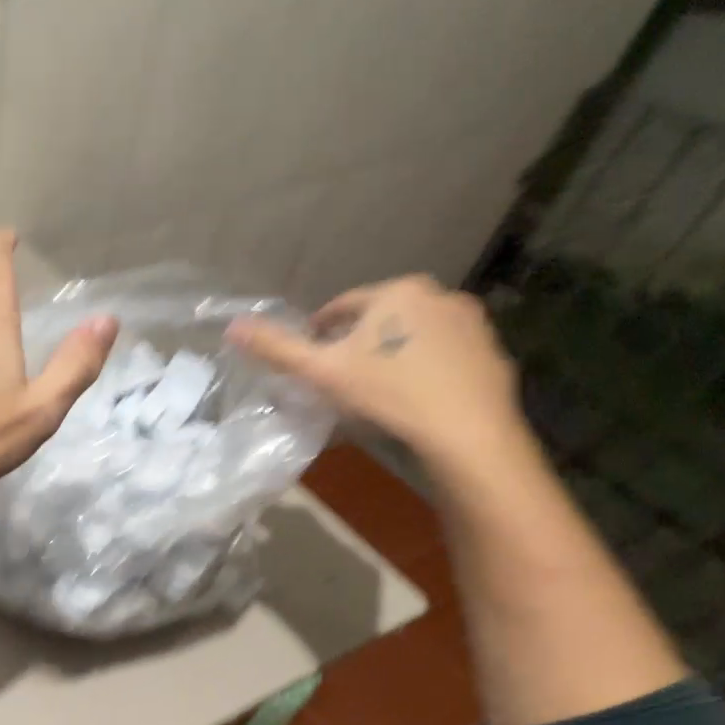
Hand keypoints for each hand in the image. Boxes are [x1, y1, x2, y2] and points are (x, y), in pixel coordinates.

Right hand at [226, 274, 526, 468]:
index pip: (343, 306)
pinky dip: (425, 368)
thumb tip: (231, 327)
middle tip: (340, 376)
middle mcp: (439, 295)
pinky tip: (413, 398)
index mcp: (397, 292)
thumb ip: (276, 347)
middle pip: (381, 318)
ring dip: (392, 352)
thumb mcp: (321, 372)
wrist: (467, 432)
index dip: (321, 332)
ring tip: (375, 389)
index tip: (311, 359)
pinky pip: (444, 355)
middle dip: (358, 341)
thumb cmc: (388, 393)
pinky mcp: (493, 353)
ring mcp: (472, 324)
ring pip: (414, 334)